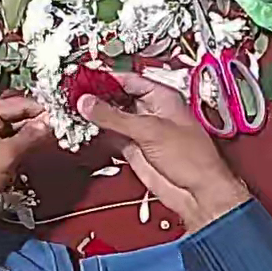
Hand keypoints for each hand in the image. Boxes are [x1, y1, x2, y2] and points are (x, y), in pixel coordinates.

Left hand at [0, 96, 54, 241]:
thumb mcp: (6, 155)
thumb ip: (31, 136)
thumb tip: (51, 122)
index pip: (20, 103)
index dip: (42, 111)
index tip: (63, 118)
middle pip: (19, 115)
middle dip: (39, 123)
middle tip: (61, 131)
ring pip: (18, 129)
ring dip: (33, 135)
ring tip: (53, 141)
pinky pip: (12, 141)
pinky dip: (25, 145)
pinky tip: (38, 150)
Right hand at [77, 73, 250, 230]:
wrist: (197, 193)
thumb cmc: (193, 158)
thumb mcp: (149, 130)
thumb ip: (115, 116)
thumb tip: (89, 103)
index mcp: (162, 98)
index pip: (129, 80)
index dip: (107, 78)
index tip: (85, 77)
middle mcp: (152, 112)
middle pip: (119, 98)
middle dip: (98, 96)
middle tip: (75, 94)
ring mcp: (142, 132)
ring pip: (114, 118)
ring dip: (97, 115)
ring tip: (75, 108)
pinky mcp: (135, 151)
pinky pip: (113, 137)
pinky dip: (99, 133)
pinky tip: (86, 129)